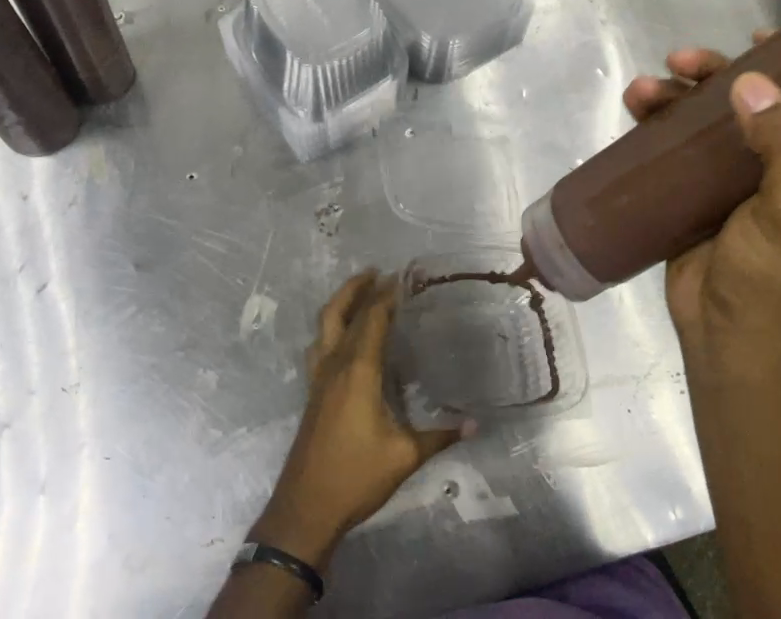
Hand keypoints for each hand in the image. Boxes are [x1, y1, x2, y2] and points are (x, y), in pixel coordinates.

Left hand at [250, 272, 463, 568]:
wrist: (305, 508)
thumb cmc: (355, 476)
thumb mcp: (405, 456)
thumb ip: (440, 436)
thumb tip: (476, 425)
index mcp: (357, 372)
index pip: (371, 320)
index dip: (385, 295)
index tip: (401, 277)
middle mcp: (334, 367)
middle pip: (338, 314)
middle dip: (356, 289)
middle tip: (376, 272)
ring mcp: (318, 381)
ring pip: (322, 329)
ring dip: (340, 305)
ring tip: (359, 295)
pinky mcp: (312, 396)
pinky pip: (319, 348)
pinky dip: (332, 330)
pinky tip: (345, 341)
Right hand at [623, 38, 780, 359]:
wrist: (722, 335)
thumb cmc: (770, 277)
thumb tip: (753, 82)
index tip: (759, 38)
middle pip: (751, 102)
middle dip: (716, 75)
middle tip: (681, 60)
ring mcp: (734, 178)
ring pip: (709, 121)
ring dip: (677, 97)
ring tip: (641, 90)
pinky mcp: (696, 192)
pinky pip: (679, 147)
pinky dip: (659, 125)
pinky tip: (635, 110)